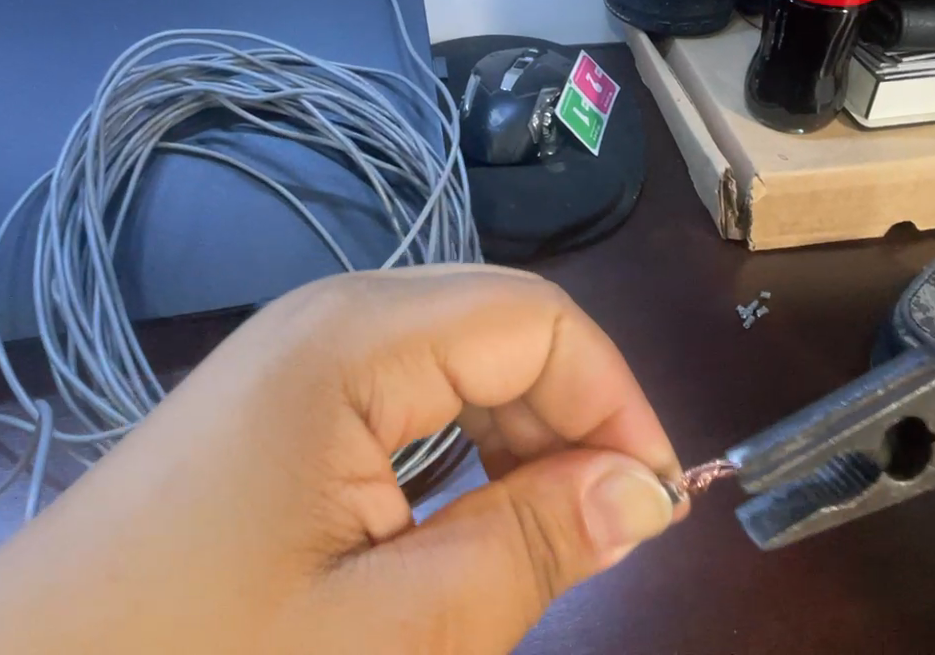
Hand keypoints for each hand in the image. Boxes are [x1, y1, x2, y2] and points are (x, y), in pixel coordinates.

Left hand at [0, 265, 682, 654]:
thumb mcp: (386, 635)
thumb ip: (530, 545)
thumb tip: (645, 493)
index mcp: (356, 338)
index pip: (538, 318)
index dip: (613, 398)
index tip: (649, 504)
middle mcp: (334, 312)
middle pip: (503, 324)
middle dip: (572, 412)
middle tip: (600, 526)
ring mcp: (302, 347)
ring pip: (463, 351)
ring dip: (522, 429)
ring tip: (539, 528)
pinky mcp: (285, 391)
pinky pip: (411, 386)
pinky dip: (463, 441)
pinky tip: (461, 512)